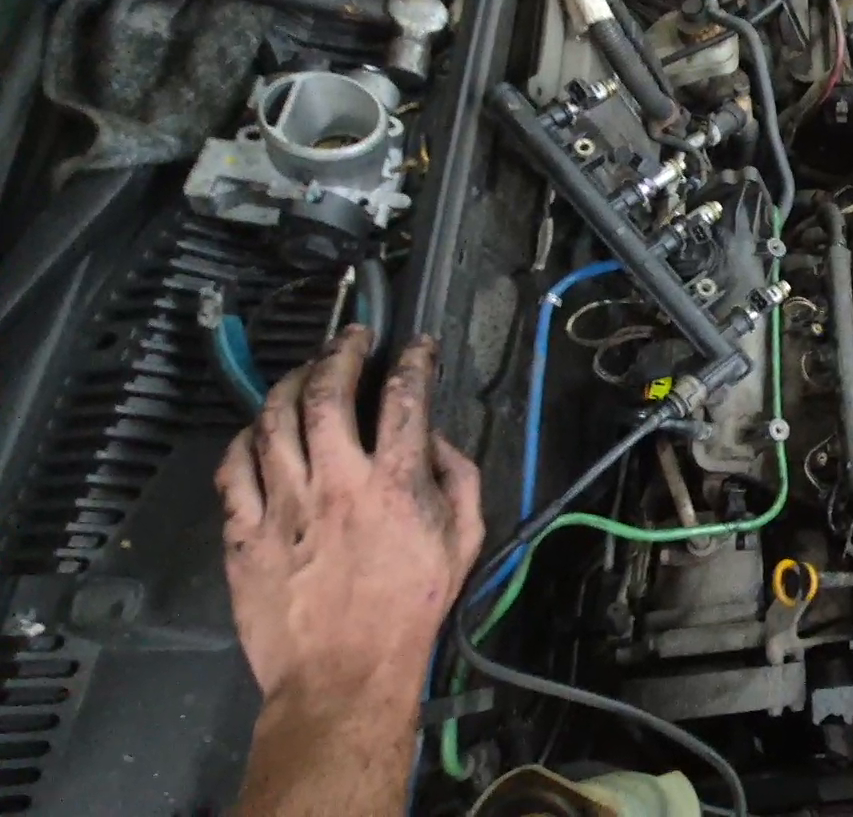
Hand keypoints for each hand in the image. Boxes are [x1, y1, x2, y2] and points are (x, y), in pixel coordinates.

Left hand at [215, 327, 482, 711]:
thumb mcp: (467, 536)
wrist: (345, 668)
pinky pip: (233, 470)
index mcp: (398, 484)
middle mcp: (337, 483)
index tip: (420, 345)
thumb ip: (460, 477)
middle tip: (353, 337)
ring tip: (307, 369)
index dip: (415, 361)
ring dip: (291, 384)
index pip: (407, 400)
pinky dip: (245, 438)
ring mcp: (283, 506)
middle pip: (328, 397)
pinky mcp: (244, 533)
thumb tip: (435, 438)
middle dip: (342, 354)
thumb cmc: (416, 600)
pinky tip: (259, 428)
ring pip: (273, 423)